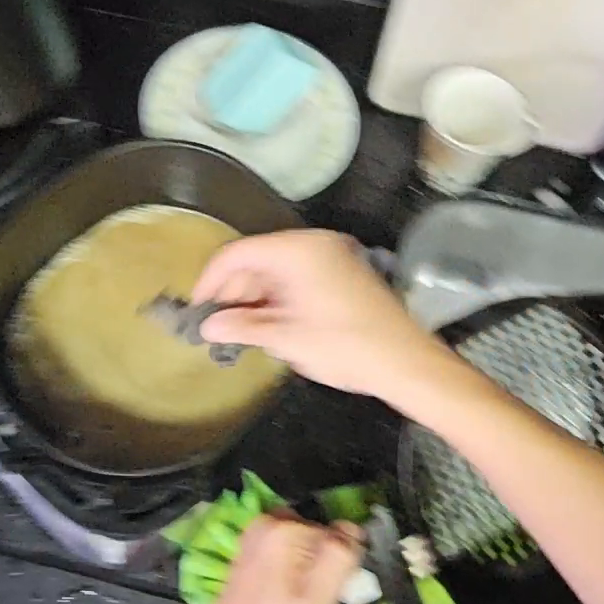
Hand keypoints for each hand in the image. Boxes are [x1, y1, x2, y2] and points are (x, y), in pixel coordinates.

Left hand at [186, 512, 365, 603]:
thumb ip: (338, 559)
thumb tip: (351, 527)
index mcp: (282, 529)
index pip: (335, 531)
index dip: (343, 561)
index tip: (339, 588)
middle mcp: (264, 525)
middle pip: (315, 533)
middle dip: (324, 560)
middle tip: (320, 596)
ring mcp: (252, 541)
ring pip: (300, 543)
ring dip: (309, 566)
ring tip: (303, 600)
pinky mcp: (247, 557)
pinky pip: (283, 551)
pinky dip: (292, 569)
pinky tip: (288, 599)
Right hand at [192, 231, 461, 404]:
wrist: (406, 361)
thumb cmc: (345, 346)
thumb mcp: (286, 338)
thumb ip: (241, 327)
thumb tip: (207, 327)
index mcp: (297, 249)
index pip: (237, 253)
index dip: (211, 281)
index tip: (197, 310)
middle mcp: (313, 243)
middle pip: (257, 258)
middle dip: (233, 291)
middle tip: (217, 326)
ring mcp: (330, 255)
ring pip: (276, 268)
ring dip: (255, 296)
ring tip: (240, 331)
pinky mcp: (342, 271)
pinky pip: (297, 275)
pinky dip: (278, 296)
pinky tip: (269, 324)